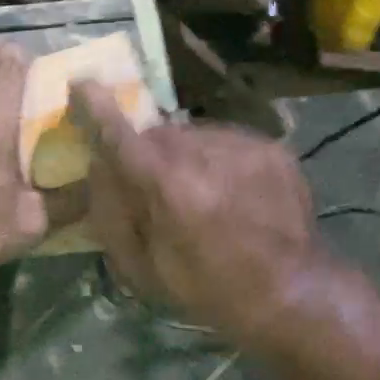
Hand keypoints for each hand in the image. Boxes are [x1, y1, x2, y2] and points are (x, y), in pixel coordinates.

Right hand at [70, 83, 333, 350]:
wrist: (297, 296)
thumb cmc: (211, 291)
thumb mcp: (142, 267)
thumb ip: (111, 213)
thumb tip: (98, 167)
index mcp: (169, 187)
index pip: (120, 134)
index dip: (96, 107)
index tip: (81, 83)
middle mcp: (204, 155)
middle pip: (156, 135)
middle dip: (147, 154)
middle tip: (154, 188)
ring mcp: (242, 146)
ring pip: (189, 135)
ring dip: (182, 156)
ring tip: (197, 192)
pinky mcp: (269, 147)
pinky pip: (222, 140)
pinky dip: (215, 159)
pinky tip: (228, 191)